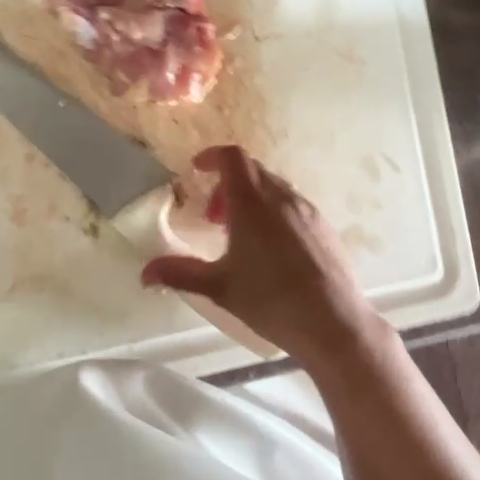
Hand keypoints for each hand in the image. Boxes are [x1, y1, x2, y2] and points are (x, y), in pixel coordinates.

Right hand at [141, 145, 383, 364]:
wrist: (334, 323)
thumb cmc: (271, 300)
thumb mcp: (219, 287)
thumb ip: (180, 274)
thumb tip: (144, 274)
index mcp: (252, 202)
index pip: (232, 157)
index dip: (212, 157)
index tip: (197, 171)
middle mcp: (281, 197)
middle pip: (252, 171)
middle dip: (227, 185)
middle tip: (213, 218)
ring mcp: (307, 210)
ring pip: (274, 188)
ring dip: (252, 199)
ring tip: (241, 237)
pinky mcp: (324, 227)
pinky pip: (293, 205)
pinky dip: (274, 212)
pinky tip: (272, 251)